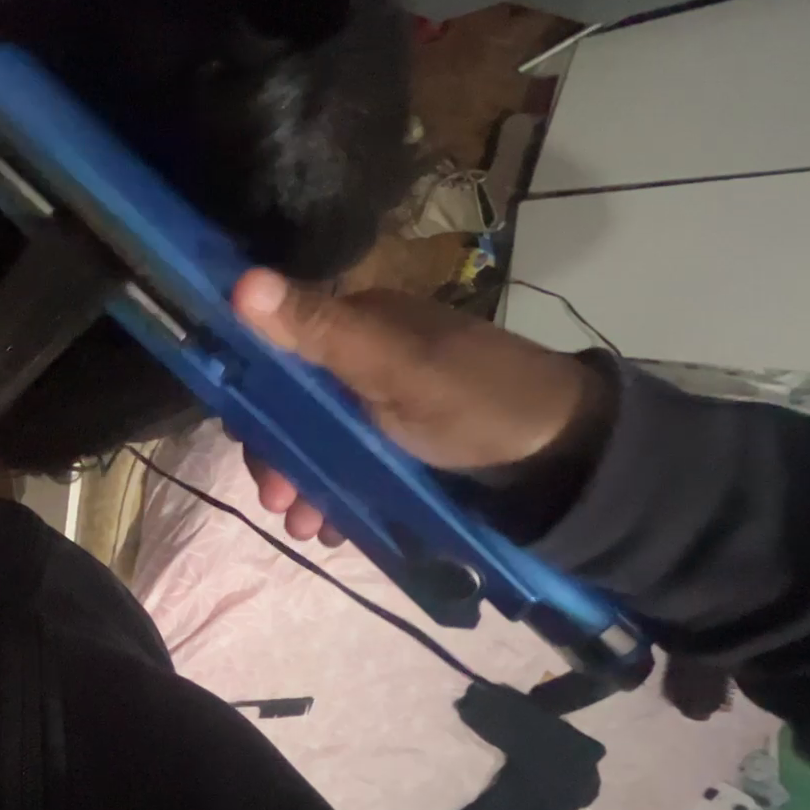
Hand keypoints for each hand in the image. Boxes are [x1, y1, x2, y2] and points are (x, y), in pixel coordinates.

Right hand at [230, 268, 610, 545]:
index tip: (243, 444)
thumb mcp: (393, 366)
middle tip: (279, 503)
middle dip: (275, 456)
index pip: (270, 352)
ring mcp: (374, 402)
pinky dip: (328, 495)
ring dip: (298, 484)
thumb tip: (240, 282)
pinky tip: (330, 525)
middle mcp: (356, 358)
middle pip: (285, 406)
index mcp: (354, 325)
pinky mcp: (391, 440)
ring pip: (310, 441)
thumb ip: (318, 330)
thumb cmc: (476, 402)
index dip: (248, 397)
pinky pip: (340, 464)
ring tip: (306, 527)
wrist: (569, 460)